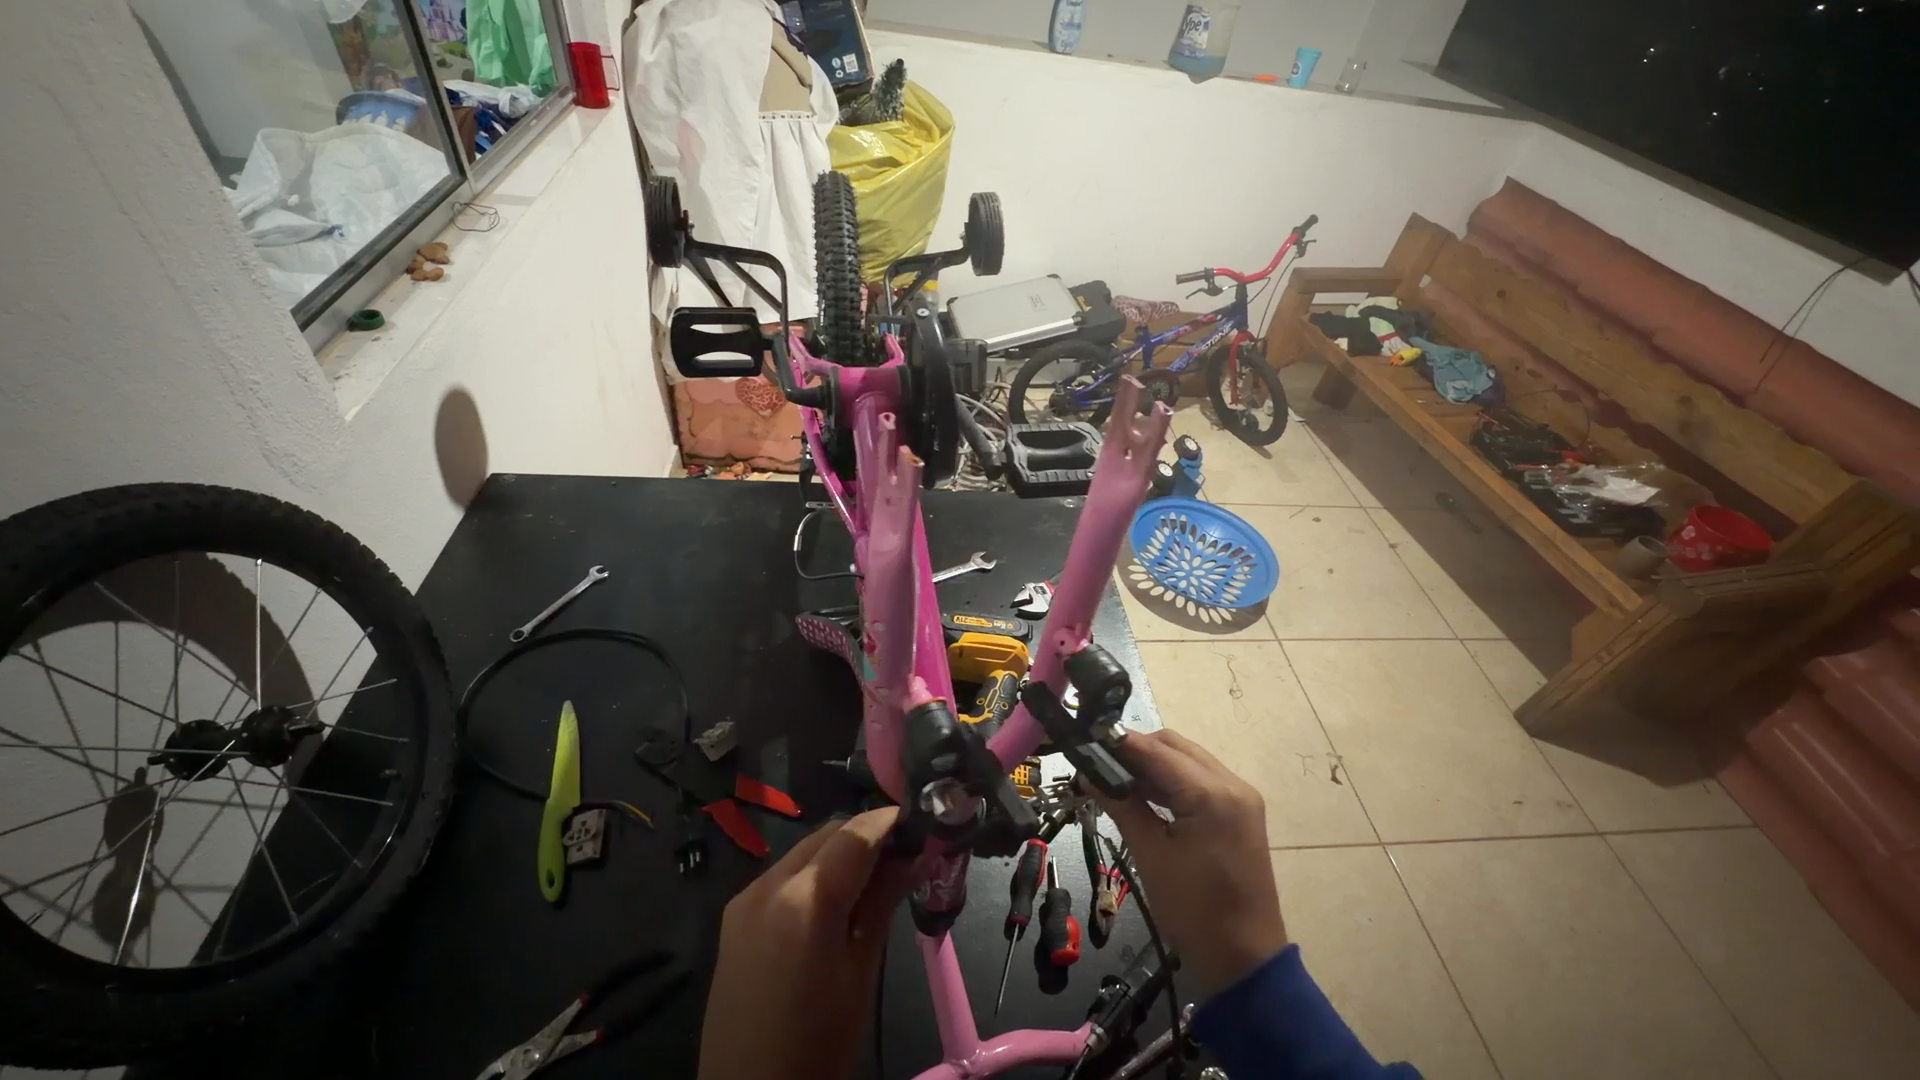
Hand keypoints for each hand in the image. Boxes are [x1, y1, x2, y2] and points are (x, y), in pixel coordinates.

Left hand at [698, 808, 912, 1079]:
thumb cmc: (818, 1042)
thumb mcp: (861, 972)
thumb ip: (882, 904)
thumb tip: (911, 858)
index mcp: (804, 900)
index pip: (854, 834)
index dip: (888, 820)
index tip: (918, 820)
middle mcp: (768, 885)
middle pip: (825, 835)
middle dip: (865, 834)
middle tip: (903, 851)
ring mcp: (745, 899)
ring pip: (803, 851)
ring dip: (839, 851)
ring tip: (874, 874)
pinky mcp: (734, 917)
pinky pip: (782, 874)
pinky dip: (814, 871)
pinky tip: (836, 896)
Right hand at [1095, 730, 1288, 996]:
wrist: (1244, 959)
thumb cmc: (1194, 912)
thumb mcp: (1150, 856)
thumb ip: (1122, 805)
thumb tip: (1089, 773)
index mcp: (1212, 795)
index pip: (1156, 751)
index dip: (1117, 743)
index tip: (1082, 742)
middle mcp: (1232, 784)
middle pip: (1174, 746)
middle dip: (1134, 750)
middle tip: (1096, 766)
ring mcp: (1240, 797)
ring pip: (1187, 759)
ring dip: (1152, 763)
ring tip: (1113, 780)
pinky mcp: (1240, 811)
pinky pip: (1199, 779)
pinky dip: (1171, 779)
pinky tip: (1143, 794)